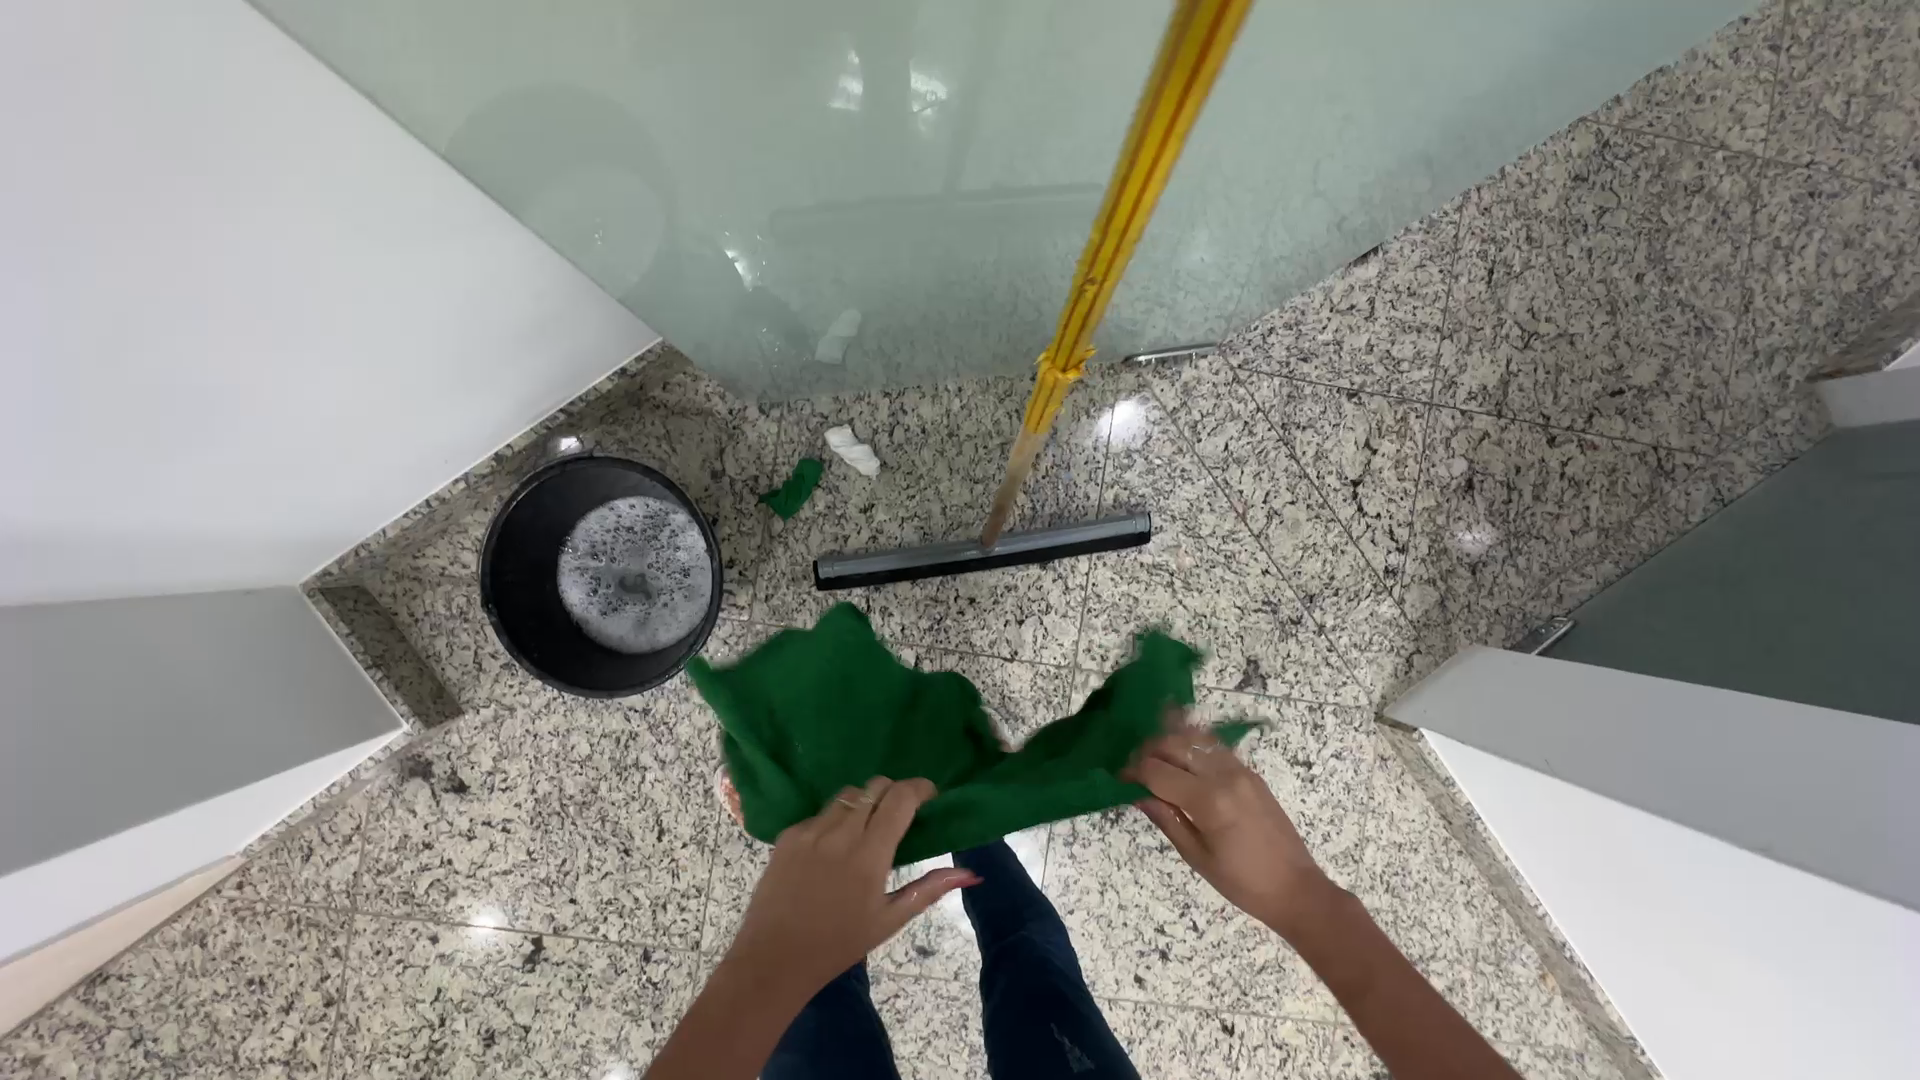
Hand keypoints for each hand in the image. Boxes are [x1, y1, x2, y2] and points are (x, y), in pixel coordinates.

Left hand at [727, 776, 976, 994]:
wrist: (773, 960)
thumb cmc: (838, 944)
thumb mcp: (888, 921)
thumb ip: (928, 890)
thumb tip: (969, 873)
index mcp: (869, 855)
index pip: (899, 799)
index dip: (919, 787)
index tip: (930, 793)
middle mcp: (840, 834)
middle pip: (874, 787)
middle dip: (893, 792)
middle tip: (900, 812)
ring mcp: (810, 831)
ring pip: (847, 796)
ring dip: (864, 803)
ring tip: (866, 829)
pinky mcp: (788, 835)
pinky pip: (820, 813)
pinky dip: (834, 820)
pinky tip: (832, 849)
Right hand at [1126, 722, 1338, 938]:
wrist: (1296, 888)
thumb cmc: (1242, 883)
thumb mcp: (1196, 857)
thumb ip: (1166, 819)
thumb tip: (1138, 794)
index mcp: (1209, 800)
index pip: (1157, 771)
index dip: (1133, 772)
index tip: (1120, 779)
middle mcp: (1224, 775)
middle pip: (1175, 744)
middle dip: (1148, 752)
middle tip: (1134, 770)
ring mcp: (1241, 770)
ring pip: (1195, 739)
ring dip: (1170, 743)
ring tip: (1155, 760)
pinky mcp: (1250, 773)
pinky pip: (1215, 748)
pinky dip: (1193, 746)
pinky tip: (1181, 758)